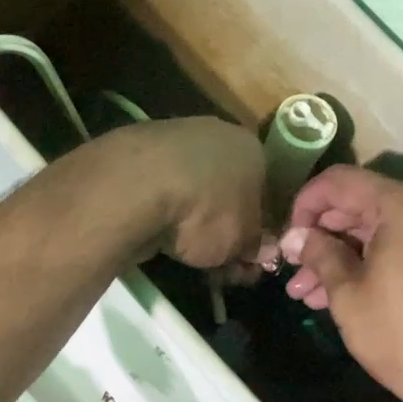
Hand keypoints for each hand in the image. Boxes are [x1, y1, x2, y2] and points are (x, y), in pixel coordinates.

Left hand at [98, 117, 270, 271]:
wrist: (137, 187)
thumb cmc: (208, 209)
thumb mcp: (242, 239)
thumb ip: (253, 245)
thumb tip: (259, 250)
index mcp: (252, 148)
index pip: (266, 192)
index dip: (260, 230)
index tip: (250, 260)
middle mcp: (216, 136)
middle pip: (227, 191)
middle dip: (225, 229)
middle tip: (221, 266)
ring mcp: (174, 141)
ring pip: (193, 192)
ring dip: (193, 225)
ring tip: (187, 257)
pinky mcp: (137, 157)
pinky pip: (163, 193)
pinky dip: (165, 215)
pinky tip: (161, 239)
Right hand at [280, 166, 402, 401]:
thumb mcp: (349, 295)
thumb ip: (320, 255)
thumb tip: (296, 238)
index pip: (343, 181)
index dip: (306, 203)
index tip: (287, 236)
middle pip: (369, 204)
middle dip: (326, 237)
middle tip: (295, 271)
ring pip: (391, 229)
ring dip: (350, 256)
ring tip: (312, 295)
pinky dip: (382, 261)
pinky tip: (351, 293)